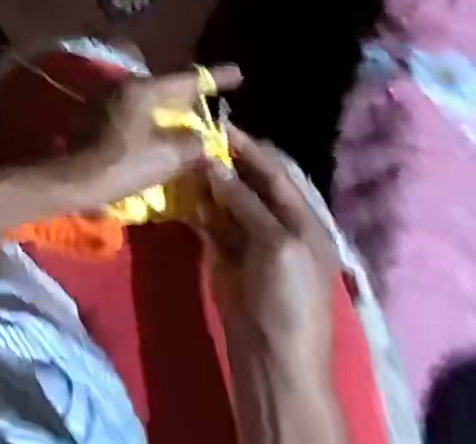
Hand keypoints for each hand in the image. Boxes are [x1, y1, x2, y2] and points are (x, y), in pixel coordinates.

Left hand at [59, 66, 242, 208]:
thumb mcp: (168, 155)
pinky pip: (136, 111)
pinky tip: (167, 132)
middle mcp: (123, 86)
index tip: (237, 74)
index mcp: (141, 89)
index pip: (185, 78)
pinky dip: (155, 119)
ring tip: (195, 118)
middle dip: (191, 94)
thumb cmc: (123, 163)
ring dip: (172, 108)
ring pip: (150, 99)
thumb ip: (194, 143)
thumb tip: (205, 139)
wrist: (75, 178)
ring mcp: (107, 99)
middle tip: (215, 99)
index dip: (214, 77)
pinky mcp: (99, 115)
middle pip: (166, 86)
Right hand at [191, 128, 338, 369]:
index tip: (215, 122)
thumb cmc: (286, 296)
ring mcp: (247, 236)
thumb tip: (213, 163)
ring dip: (203, 177)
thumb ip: (246, 201)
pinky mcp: (222, 250)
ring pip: (223, 196)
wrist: (271, 353)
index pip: (273, 171)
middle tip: (188, 135)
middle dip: (220, 159)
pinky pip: (207, 217)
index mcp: (301, 219)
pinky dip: (192, 201)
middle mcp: (274, 221)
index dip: (247, 147)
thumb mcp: (276, 244)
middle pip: (246, 181)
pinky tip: (174, 185)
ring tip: (175, 153)